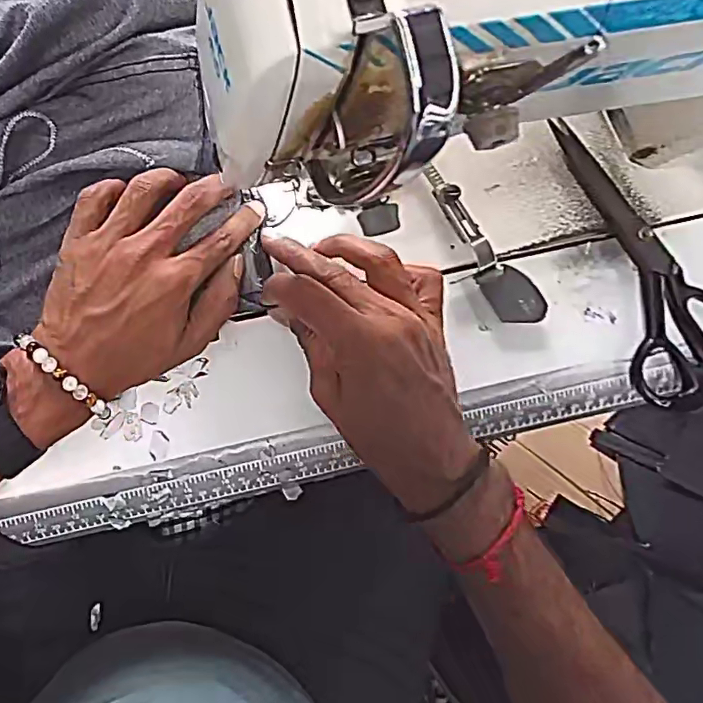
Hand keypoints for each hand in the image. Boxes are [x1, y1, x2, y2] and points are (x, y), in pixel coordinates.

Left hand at [9, 170, 261, 446]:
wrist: (73, 365)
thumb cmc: (125, 357)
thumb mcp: (187, 343)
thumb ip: (219, 303)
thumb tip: (235, 269)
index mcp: (174, 281)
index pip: (220, 238)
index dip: (242, 220)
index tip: (249, 212)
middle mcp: (143, 255)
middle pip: (189, 202)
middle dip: (215, 187)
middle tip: (222, 185)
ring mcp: (109, 243)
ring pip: (144, 189)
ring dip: (168, 177)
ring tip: (177, 179)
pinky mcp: (80, 240)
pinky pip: (96, 197)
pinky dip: (113, 186)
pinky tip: (125, 191)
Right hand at [261, 234, 482, 515]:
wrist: (432, 456)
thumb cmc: (387, 439)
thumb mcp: (329, 394)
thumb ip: (312, 345)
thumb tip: (295, 315)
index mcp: (360, 343)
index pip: (309, 293)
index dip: (281, 284)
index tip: (270, 285)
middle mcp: (391, 322)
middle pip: (335, 271)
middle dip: (298, 255)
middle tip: (278, 247)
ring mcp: (415, 318)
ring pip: (379, 261)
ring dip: (345, 247)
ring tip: (321, 246)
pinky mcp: (431, 322)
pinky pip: (420, 278)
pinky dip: (396, 266)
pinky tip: (375, 269)